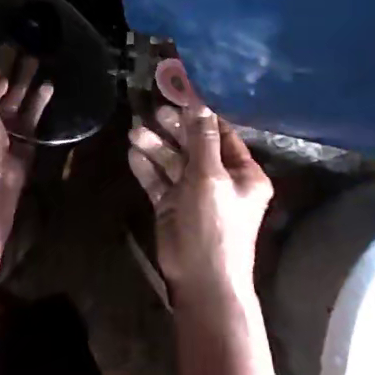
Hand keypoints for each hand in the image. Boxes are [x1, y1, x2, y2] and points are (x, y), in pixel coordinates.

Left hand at [0, 40, 53, 202]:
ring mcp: (4, 126)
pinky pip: (32, 113)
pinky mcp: (23, 137)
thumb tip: (1, 79)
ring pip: (15, 96)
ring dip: (23, 78)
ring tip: (34, 57)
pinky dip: (39, 100)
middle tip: (12, 43)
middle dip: (2, 66)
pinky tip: (48, 85)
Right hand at [128, 104, 271, 295]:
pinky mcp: (172, 206)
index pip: (221, 134)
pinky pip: (158, 181)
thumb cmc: (214, 225)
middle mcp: (219, 180)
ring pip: (172, 162)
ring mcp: (193, 194)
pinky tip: (133, 154)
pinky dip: (147, 168)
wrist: (201, 279)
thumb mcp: (210, 177)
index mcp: (242, 173)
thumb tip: (199, 104)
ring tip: (134, 132)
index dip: (200, 114)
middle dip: (173, 129)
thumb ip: (202, 140)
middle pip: (194, 145)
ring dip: (155, 147)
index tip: (179, 94)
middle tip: (153, 112)